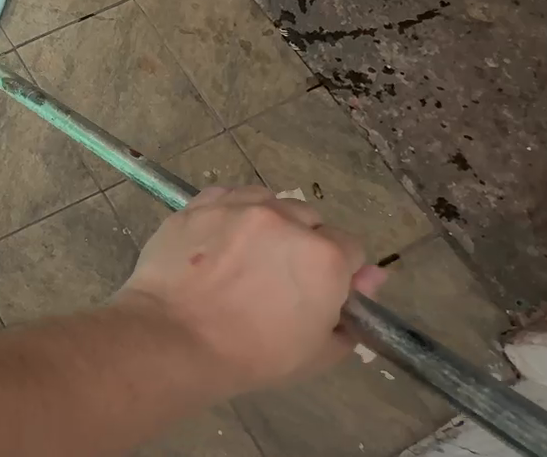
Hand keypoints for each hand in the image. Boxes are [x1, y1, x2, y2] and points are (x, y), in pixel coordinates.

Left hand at [113, 184, 388, 396]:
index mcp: (322, 255)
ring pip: (264, 199)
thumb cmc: (257, 351)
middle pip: (306, 217)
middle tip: (282, 270)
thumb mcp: (323, 345)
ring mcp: (232, 208)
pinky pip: (223, 195)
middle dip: (304, 239)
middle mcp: (279, 220)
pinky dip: (230, 209)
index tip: (323, 285)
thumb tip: (369, 276)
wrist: (177, 332)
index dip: (341, 268)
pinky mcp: (194, 207)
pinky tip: (222, 233)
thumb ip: (352, 307)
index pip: (349, 247)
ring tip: (251, 249)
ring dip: (267, 218)